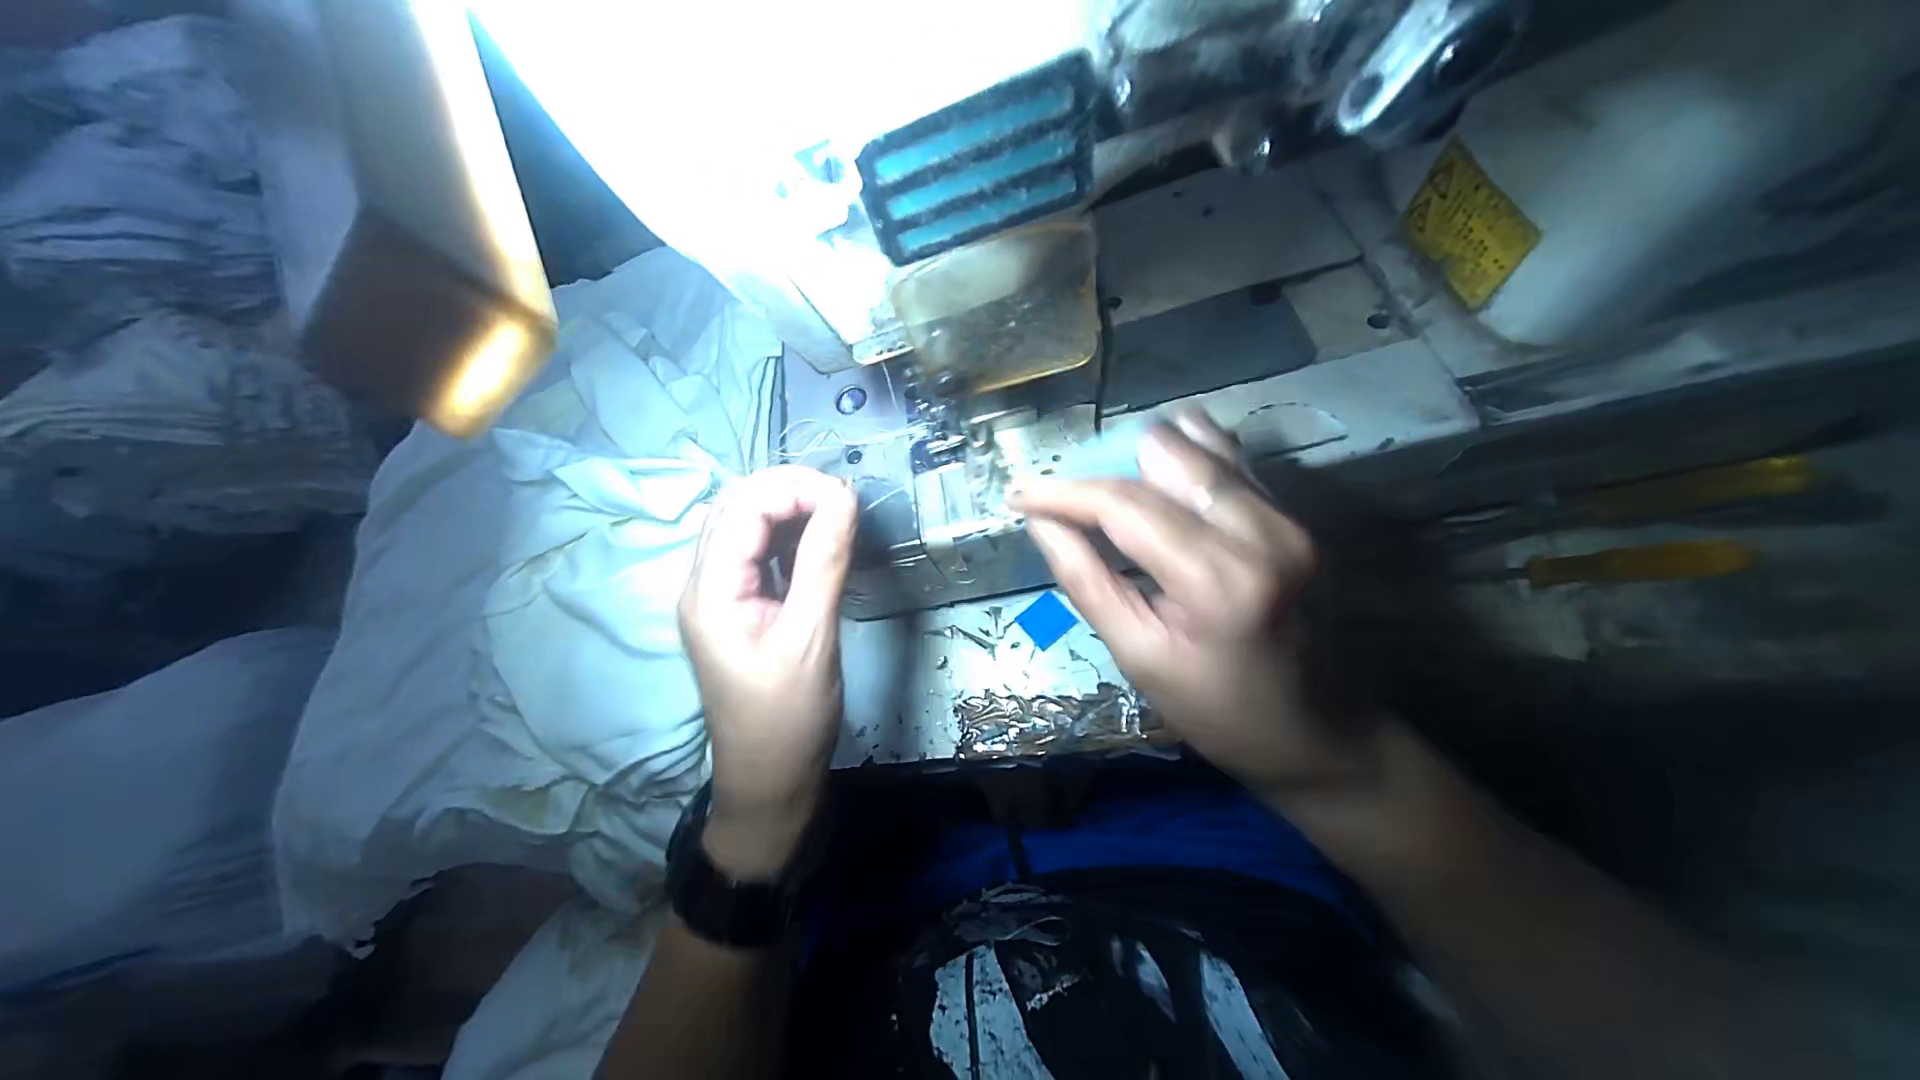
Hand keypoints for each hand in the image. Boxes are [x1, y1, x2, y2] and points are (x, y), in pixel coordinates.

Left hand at [679, 465, 856, 877]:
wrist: (769, 781)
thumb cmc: (789, 718)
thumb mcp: (812, 638)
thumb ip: (824, 562)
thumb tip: (844, 496)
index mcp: (711, 591)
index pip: (743, 507)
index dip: (795, 489)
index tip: (847, 499)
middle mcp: (704, 584)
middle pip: (735, 507)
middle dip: (789, 491)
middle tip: (843, 503)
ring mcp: (717, 596)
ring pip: (744, 525)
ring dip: (788, 509)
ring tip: (835, 514)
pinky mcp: (737, 607)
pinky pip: (755, 552)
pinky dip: (787, 535)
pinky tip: (817, 540)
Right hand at [1013, 410, 1375, 795]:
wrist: (1314, 729)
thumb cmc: (1215, 709)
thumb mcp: (1137, 655)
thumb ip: (1085, 579)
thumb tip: (1040, 520)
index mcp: (1217, 580)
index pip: (1124, 505)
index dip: (1063, 492)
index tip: (1020, 493)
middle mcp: (1259, 530)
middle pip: (1162, 455)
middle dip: (1104, 469)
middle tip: (1072, 502)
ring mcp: (1285, 516)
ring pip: (1197, 444)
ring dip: (1143, 460)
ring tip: (1112, 495)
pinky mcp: (1293, 513)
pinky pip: (1227, 459)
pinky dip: (1181, 462)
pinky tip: (1158, 487)